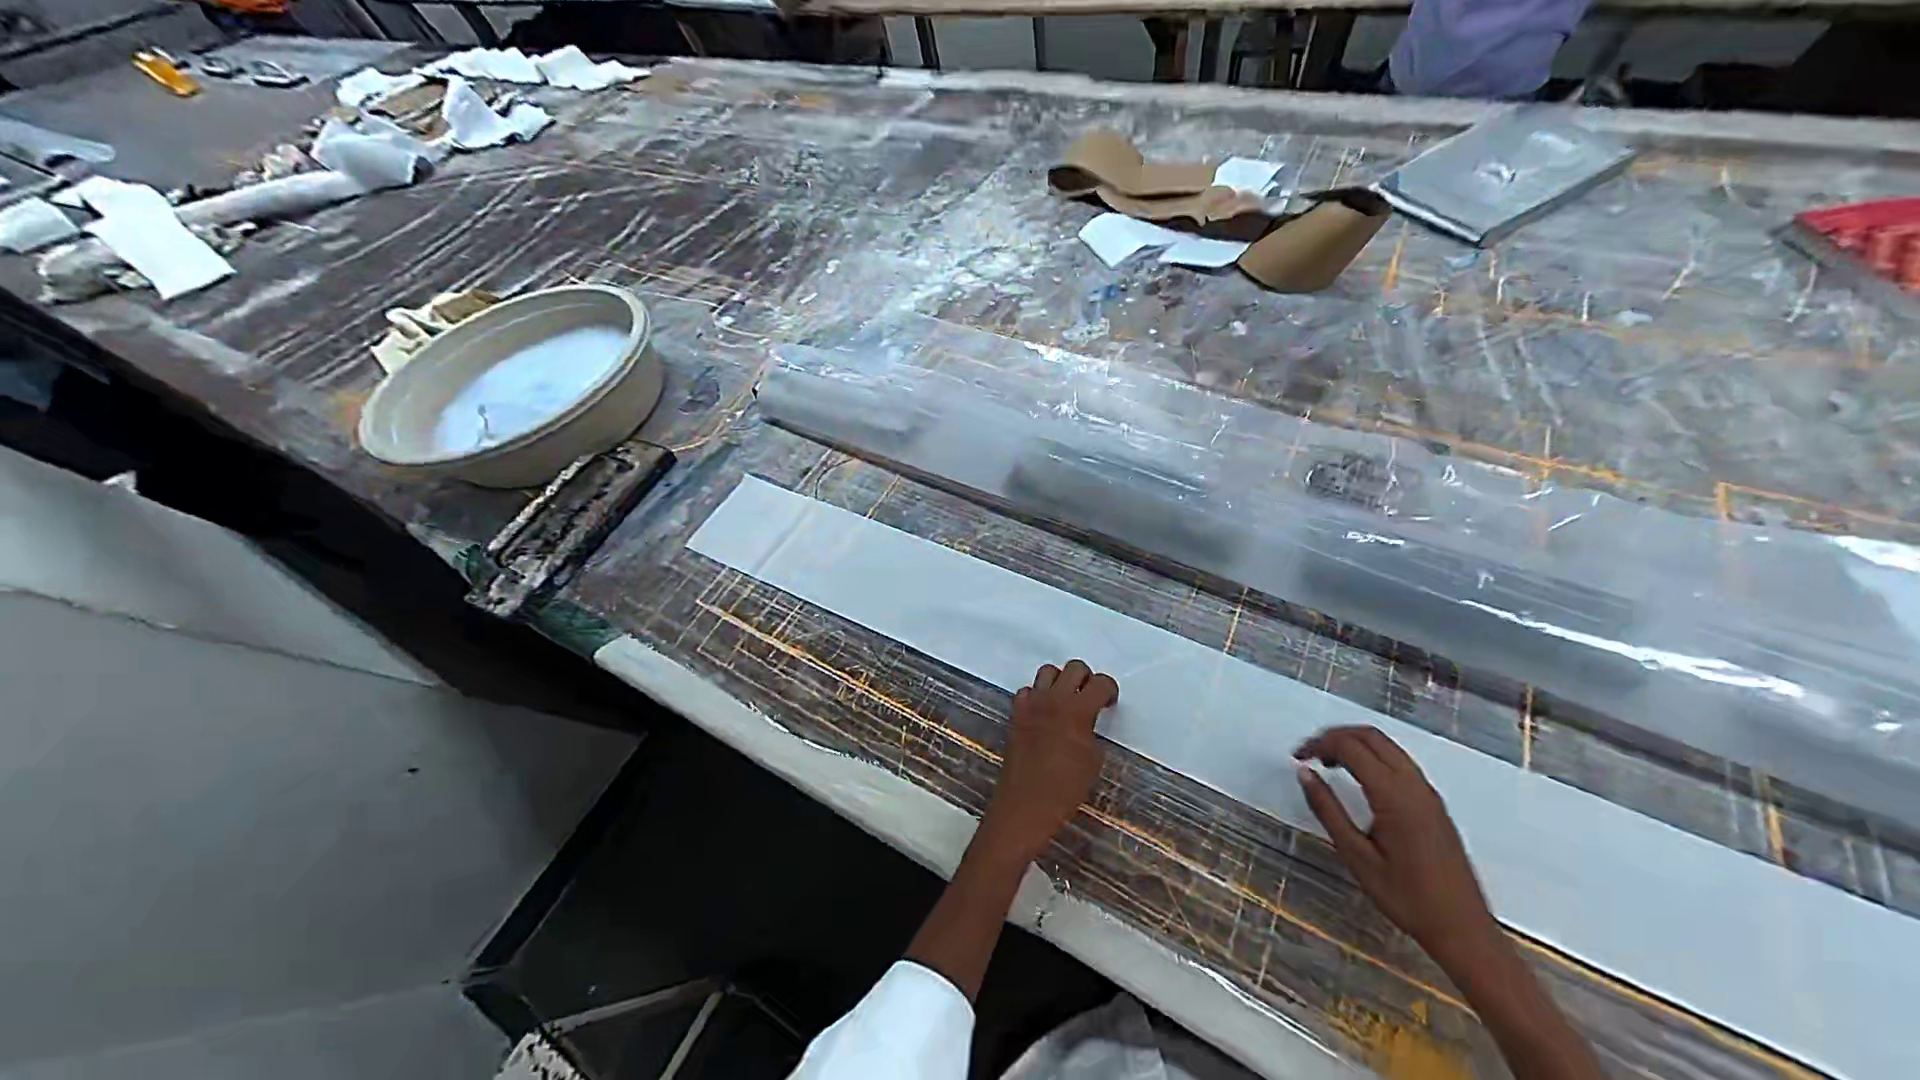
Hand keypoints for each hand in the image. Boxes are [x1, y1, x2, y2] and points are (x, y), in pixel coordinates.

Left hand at [977, 660, 1118, 863]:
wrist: (1026, 804)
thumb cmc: (1065, 788)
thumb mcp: (1093, 759)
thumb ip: (1092, 731)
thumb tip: (1087, 723)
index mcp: (1077, 710)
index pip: (1100, 682)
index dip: (1109, 690)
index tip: (1109, 701)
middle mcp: (1052, 699)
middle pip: (1074, 668)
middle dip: (1086, 679)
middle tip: (1090, 698)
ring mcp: (1031, 704)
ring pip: (1047, 672)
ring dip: (1060, 681)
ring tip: (1066, 701)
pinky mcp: (1016, 714)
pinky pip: (1028, 691)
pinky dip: (1037, 695)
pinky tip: (1043, 712)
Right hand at [1294, 725, 1501, 961]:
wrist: (1462, 929)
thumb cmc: (1406, 897)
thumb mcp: (1356, 855)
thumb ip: (1327, 809)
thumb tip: (1305, 774)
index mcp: (1394, 796)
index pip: (1350, 747)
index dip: (1319, 744)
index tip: (1298, 756)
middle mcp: (1415, 786)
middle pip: (1371, 736)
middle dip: (1335, 736)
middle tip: (1310, 753)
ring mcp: (1428, 793)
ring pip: (1387, 746)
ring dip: (1355, 744)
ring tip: (1328, 762)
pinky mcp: (1434, 803)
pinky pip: (1399, 761)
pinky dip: (1372, 756)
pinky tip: (1357, 778)